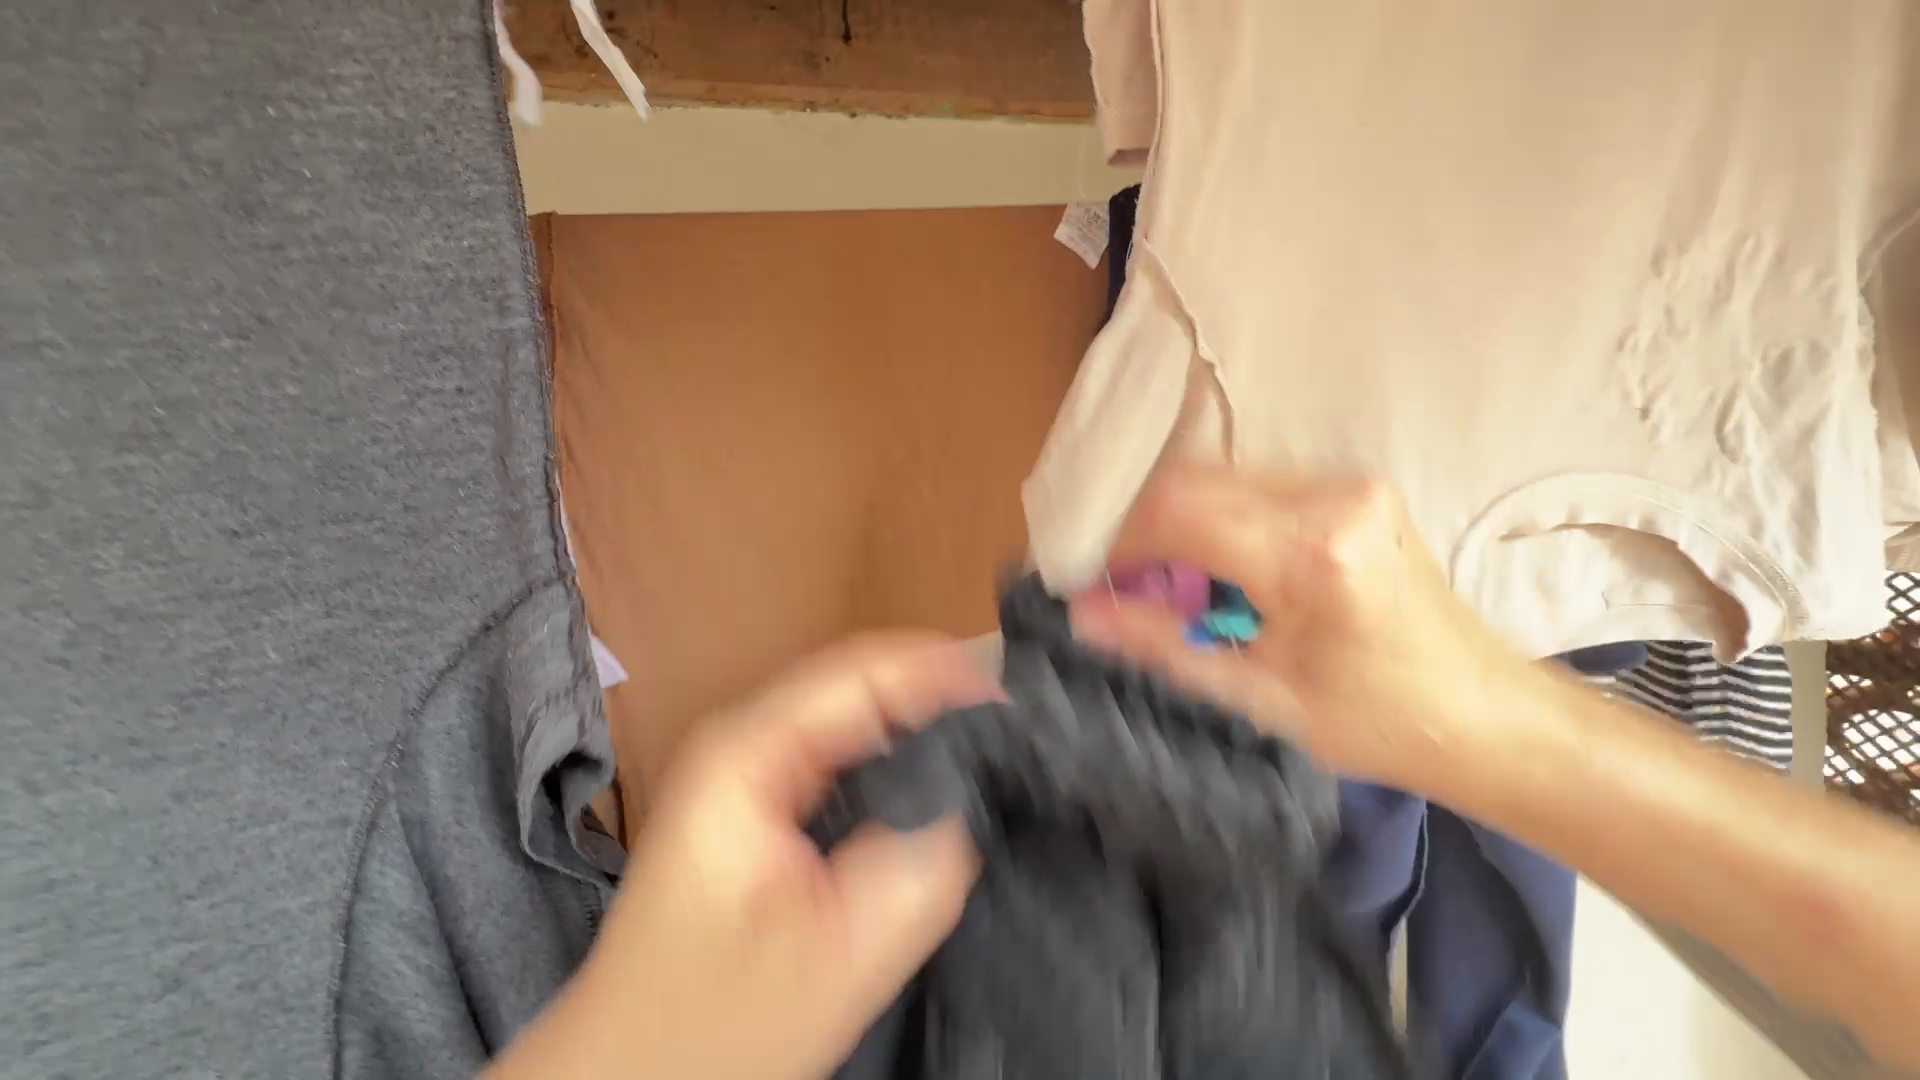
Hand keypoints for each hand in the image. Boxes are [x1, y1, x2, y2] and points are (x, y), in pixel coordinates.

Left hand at [489, 635, 995, 1079]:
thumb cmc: (705, 1028)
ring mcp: (749, 771)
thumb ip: (915, 871)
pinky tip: (934, 780)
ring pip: (851, 718)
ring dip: (917, 722)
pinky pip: (841, 758)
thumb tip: (969, 801)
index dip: (939, 671)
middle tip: (1008, 723)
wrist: (624, 1074)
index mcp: (747, 754)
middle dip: (933, 692)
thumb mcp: (830, 959)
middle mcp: (744, 742)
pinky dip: (894, 757)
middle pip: (855, 685)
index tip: (1008, 699)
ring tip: (987, 741)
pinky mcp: (761, 804)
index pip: (858, 673)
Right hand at [1070, 464, 1529, 789]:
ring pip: (1219, 477)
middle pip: (1192, 481)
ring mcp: (1349, 481)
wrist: (1485, 712)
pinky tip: (1229, 570)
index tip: (1104, 586)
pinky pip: (1254, 483)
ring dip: (1183, 526)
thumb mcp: (1257, 695)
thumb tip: (1082, 611)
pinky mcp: (1355, 484)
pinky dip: (1219, 520)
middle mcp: (1331, 495)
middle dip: (1149, 534)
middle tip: (1141, 590)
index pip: (1177, 510)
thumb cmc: (1374, 721)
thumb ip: (1161, 643)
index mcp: (1309, 553)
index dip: (1123, 545)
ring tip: (1187, 588)